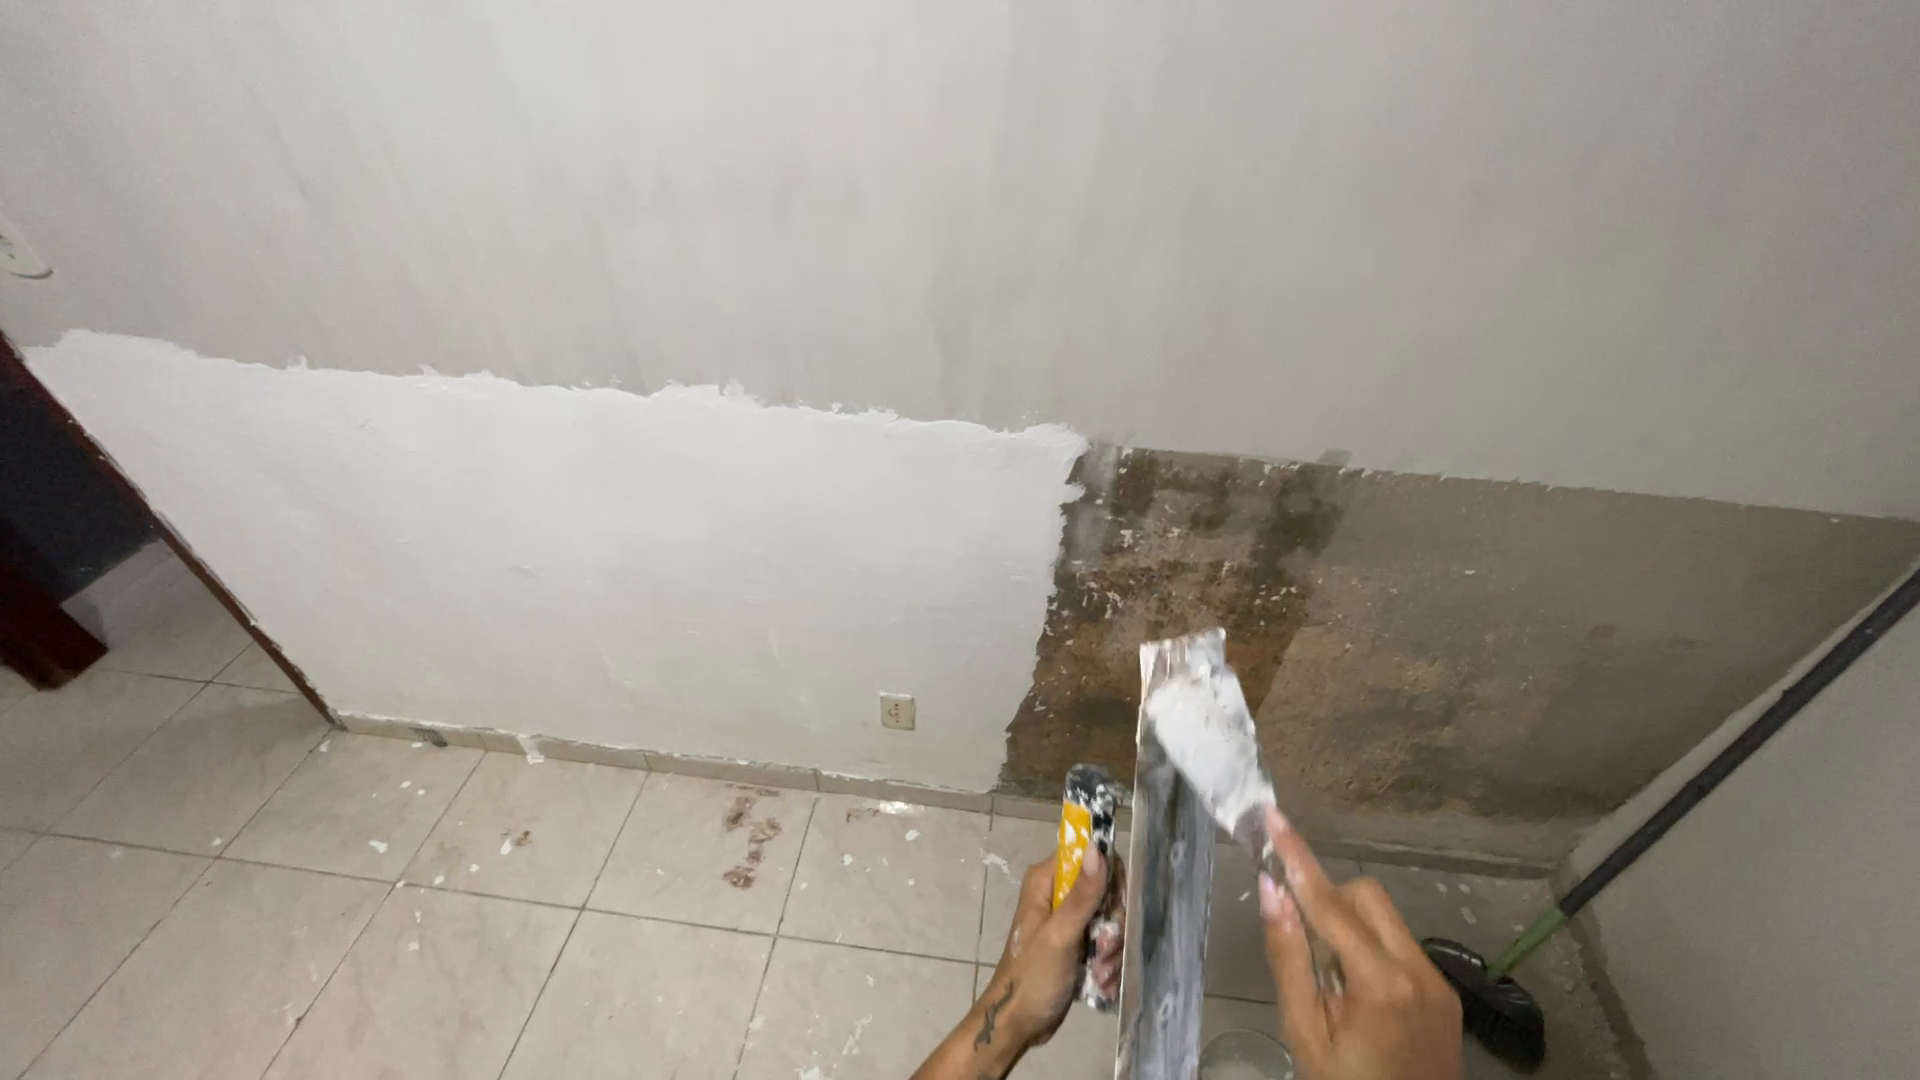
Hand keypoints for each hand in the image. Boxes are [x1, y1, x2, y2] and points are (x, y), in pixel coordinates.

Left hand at [980, 845, 1125, 1045]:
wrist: (1018, 1022)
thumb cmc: (1033, 976)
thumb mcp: (1060, 935)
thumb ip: (1082, 895)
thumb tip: (1096, 847)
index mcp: (1047, 880)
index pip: (1090, 856)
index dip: (1110, 879)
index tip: (1115, 907)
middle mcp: (1057, 893)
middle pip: (1106, 891)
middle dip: (1111, 925)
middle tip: (1102, 949)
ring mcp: (1069, 919)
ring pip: (1109, 921)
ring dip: (1111, 951)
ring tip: (1098, 973)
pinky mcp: (1078, 944)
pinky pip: (1106, 943)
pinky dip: (1108, 964)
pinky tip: (1099, 982)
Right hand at [1259, 807, 1461, 1079]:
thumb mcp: (1304, 1029)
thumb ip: (1288, 954)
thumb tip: (1270, 887)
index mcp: (1381, 982)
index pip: (1329, 902)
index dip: (1297, 856)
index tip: (1274, 817)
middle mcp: (1420, 972)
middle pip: (1365, 896)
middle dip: (1327, 897)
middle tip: (1299, 933)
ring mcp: (1438, 983)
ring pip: (1384, 916)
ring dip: (1348, 921)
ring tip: (1327, 973)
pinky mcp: (1445, 995)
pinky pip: (1399, 944)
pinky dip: (1368, 945)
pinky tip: (1353, 987)